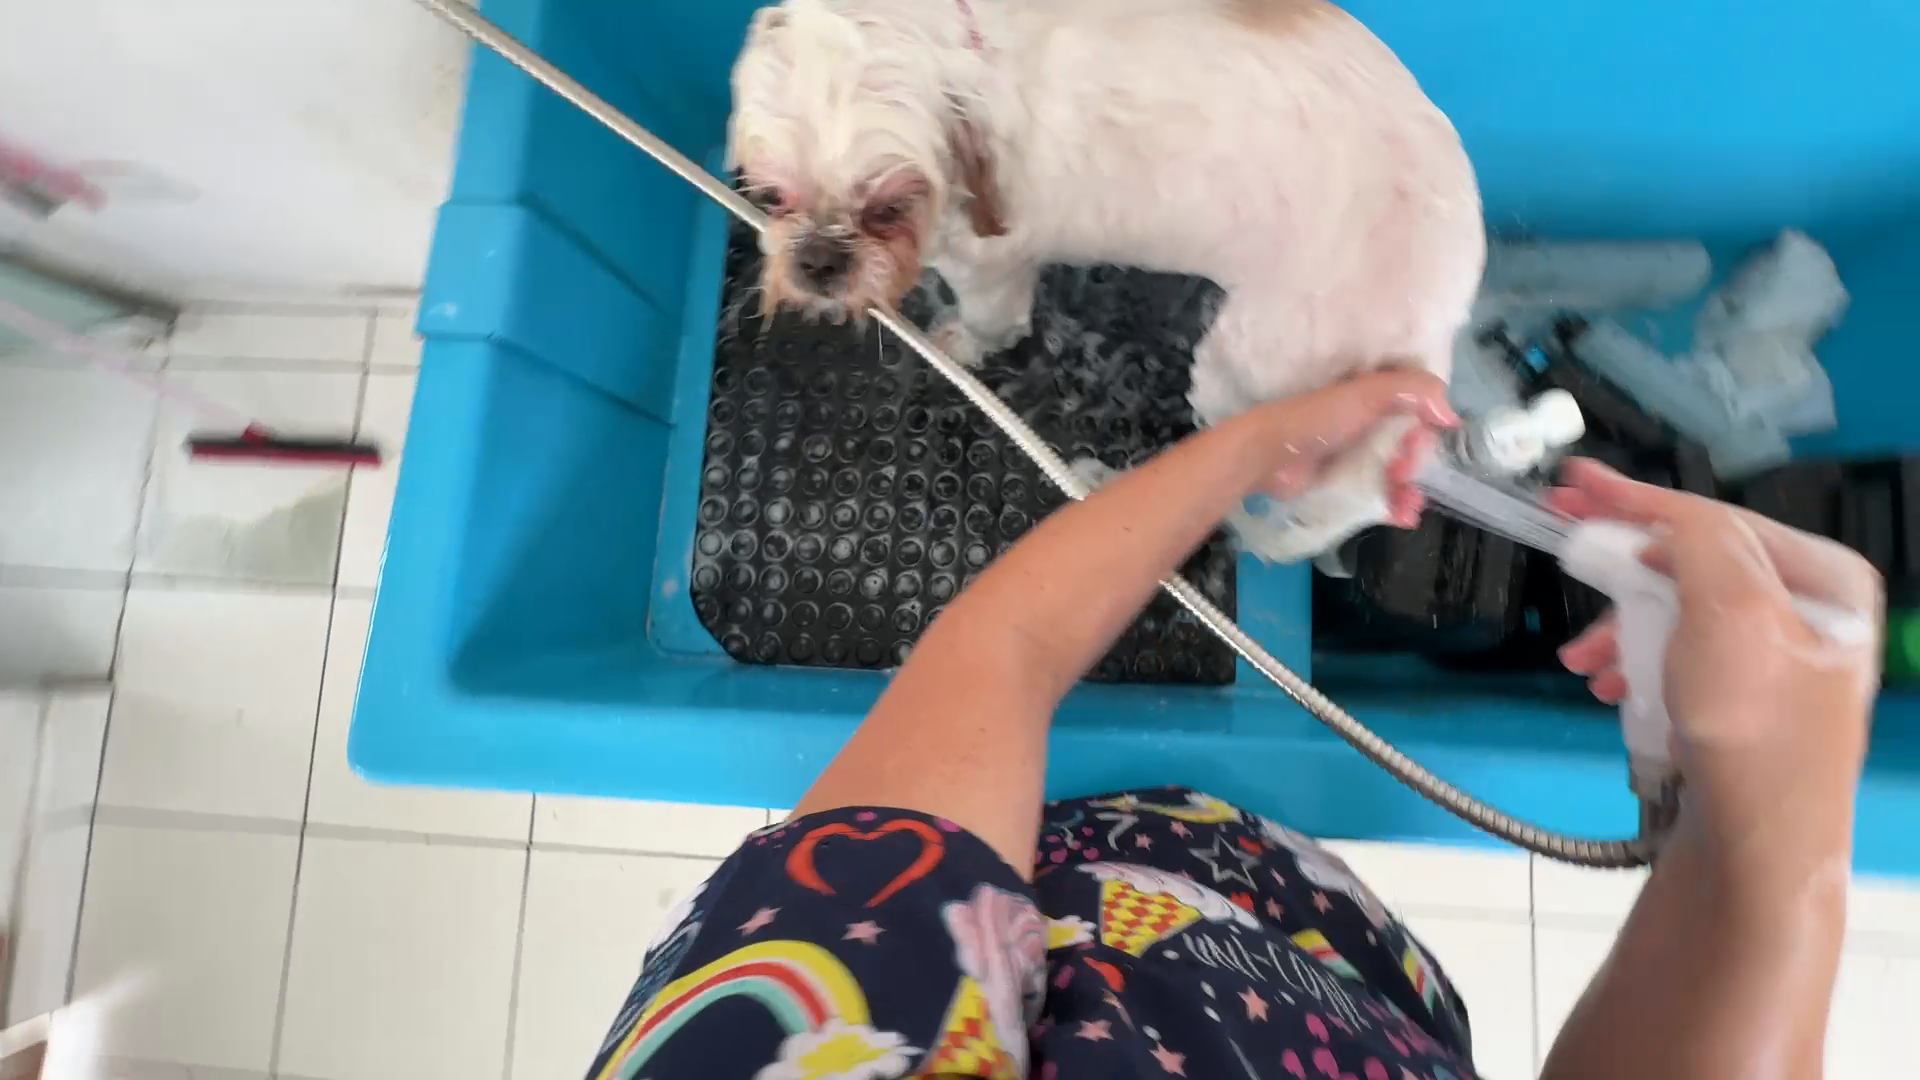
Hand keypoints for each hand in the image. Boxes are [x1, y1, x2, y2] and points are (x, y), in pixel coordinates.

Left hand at [1226, 369, 1457, 526]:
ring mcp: (1356, 458)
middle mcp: (1368, 426)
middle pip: (1412, 447)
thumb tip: (1450, 415)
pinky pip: (1378, 497)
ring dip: (1412, 490)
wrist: (1268, 455)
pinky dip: (1395, 506)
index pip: (1419, 411)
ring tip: (1409, 502)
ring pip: (1399, 476)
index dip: (1427, 426)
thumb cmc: (1316, 418)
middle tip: (1403, 470)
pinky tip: (1403, 516)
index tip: (1422, 438)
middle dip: (1417, 461)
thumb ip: (1413, 390)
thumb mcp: (1366, 392)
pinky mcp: (1344, 486)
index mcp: (1374, 398)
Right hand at [1552, 460, 1882, 869]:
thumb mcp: (1728, 616)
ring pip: (1666, 606)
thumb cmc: (1747, 720)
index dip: (1633, 497)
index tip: (1571, 481)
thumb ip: (1699, 546)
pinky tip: (1605, 680)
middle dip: (1616, 571)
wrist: (1755, 828)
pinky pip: (1668, 644)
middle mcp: (1800, 604)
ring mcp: (1768, 645)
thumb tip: (1656, 515)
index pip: (1709, 518)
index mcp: (1819, 578)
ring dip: (1614, 626)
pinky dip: (1628, 656)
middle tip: (1560, 545)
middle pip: (1683, 560)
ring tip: (1581, 661)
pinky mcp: (1736, 681)